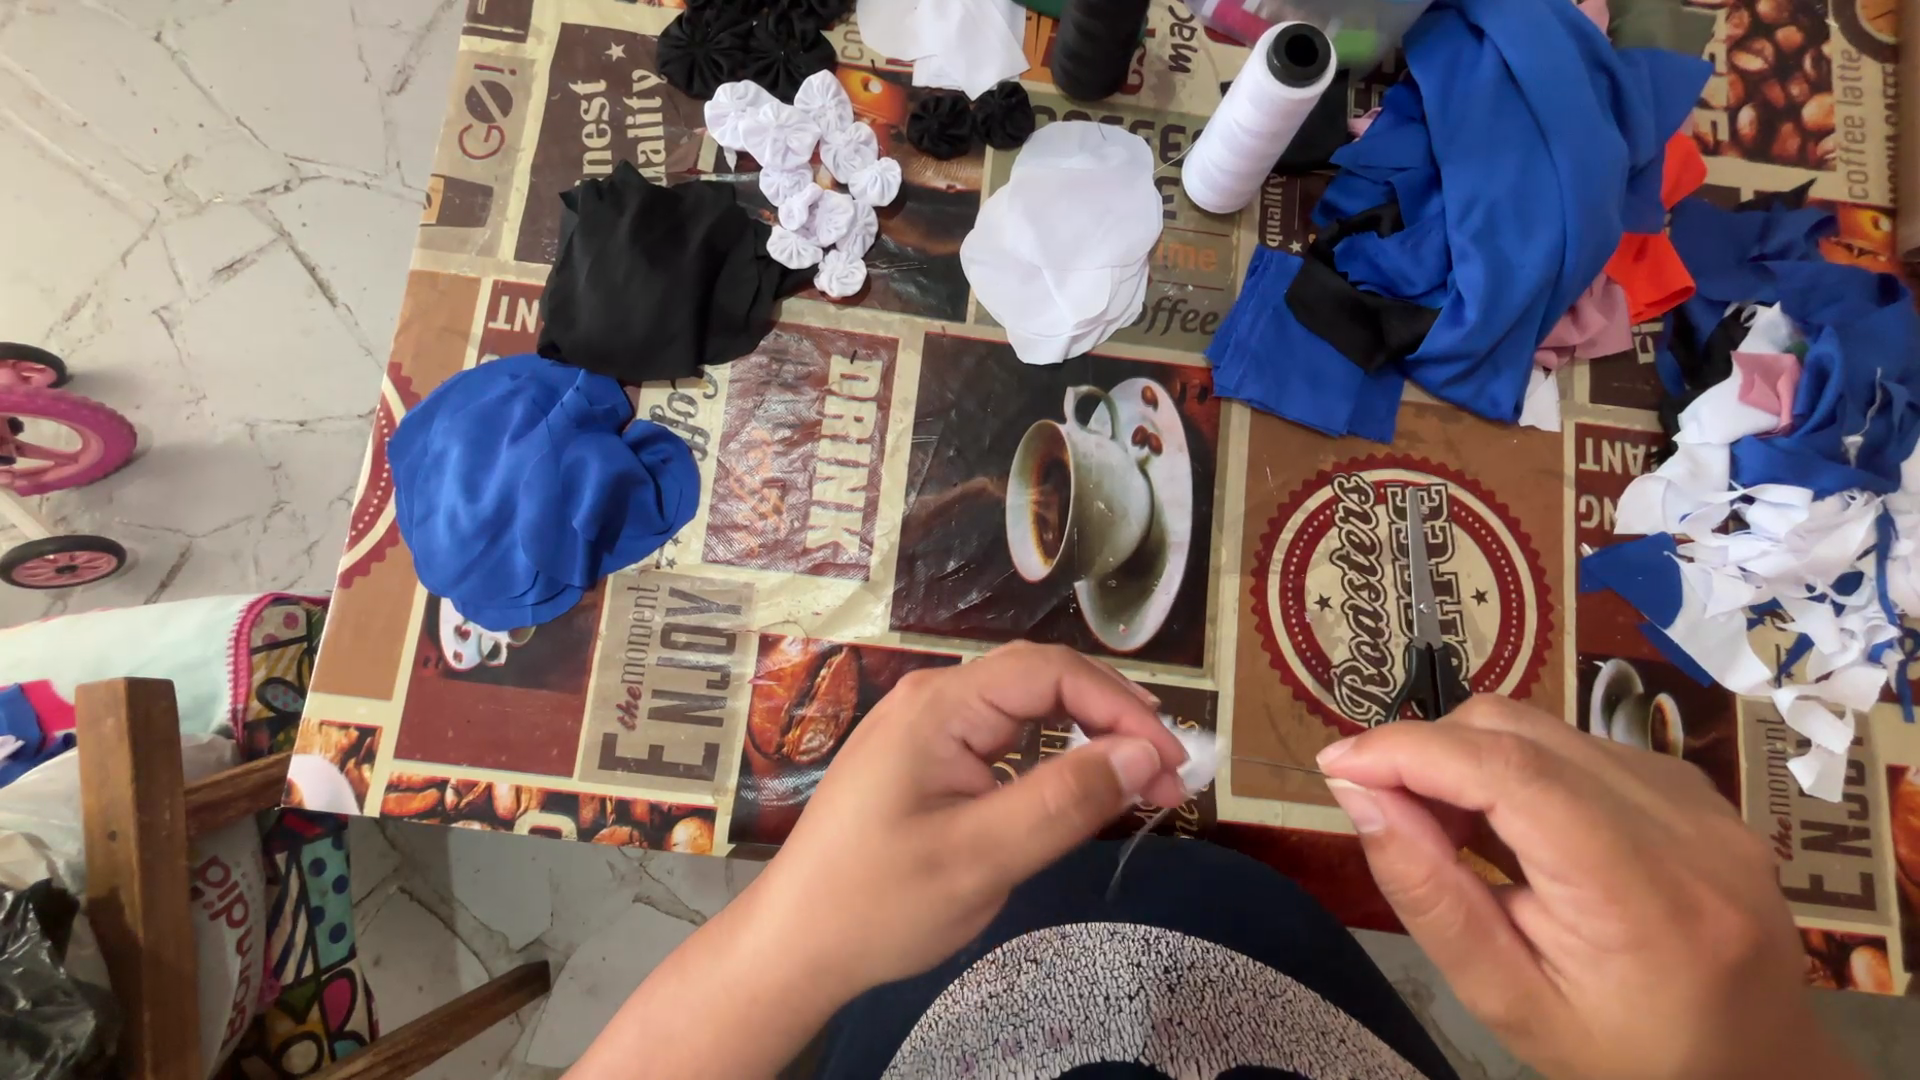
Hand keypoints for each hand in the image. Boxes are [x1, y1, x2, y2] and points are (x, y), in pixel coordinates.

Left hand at [742, 641, 1190, 997]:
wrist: (794, 943)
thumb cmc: (879, 903)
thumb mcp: (982, 858)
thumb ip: (1066, 800)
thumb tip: (1145, 754)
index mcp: (941, 705)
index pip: (1050, 672)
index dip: (1120, 706)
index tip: (1171, 762)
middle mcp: (933, 697)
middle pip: (1038, 678)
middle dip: (1109, 715)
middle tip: (1165, 772)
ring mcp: (924, 723)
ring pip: (1022, 704)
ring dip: (1082, 731)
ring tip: (1134, 773)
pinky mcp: (923, 753)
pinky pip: (998, 733)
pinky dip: (1047, 752)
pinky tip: (1073, 777)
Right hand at [1316, 695, 1860, 1079]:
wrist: (1756, 1078)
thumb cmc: (1620, 1055)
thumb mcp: (1502, 996)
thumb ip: (1424, 892)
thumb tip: (1354, 791)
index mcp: (1647, 896)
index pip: (1511, 774)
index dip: (1407, 750)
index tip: (1334, 764)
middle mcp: (1687, 826)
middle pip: (1514, 730)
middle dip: (1425, 751)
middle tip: (1390, 810)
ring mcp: (1696, 799)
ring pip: (1532, 724)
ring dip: (1461, 756)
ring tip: (1450, 826)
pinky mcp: (1687, 784)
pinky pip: (1563, 738)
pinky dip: (1504, 762)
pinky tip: (1506, 822)